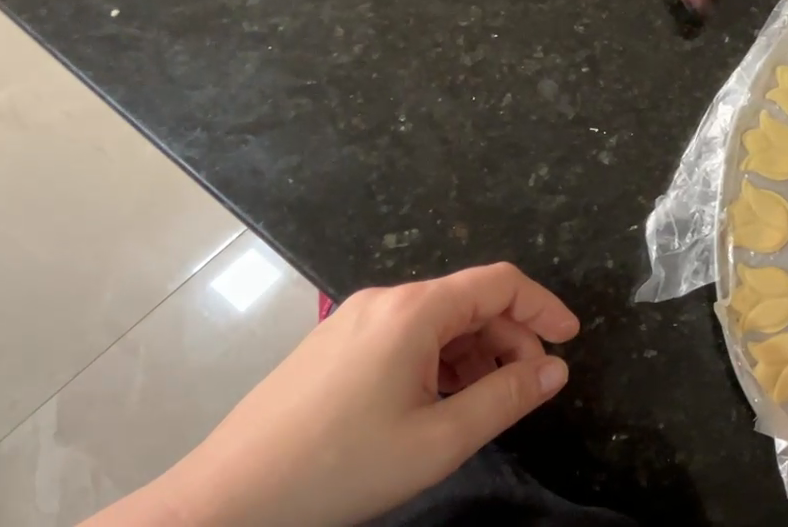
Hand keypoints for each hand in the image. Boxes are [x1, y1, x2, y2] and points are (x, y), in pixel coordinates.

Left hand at [90, 262, 578, 526]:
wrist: (217, 507)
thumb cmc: (338, 468)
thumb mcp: (437, 442)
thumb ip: (506, 399)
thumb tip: (555, 370)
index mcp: (414, 310)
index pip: (501, 282)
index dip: (544, 306)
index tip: (570, 342)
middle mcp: (385, 300)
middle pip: (469, 301)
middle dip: (509, 339)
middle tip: (525, 390)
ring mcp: (352, 321)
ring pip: (437, 322)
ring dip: (473, 354)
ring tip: (480, 405)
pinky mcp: (330, 347)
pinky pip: (404, 338)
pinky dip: (436, 362)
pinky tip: (432, 406)